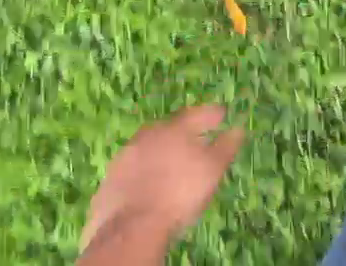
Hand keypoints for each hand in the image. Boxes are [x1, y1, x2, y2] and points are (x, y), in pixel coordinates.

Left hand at [79, 105, 244, 260]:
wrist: (130, 231)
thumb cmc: (179, 194)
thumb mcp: (212, 170)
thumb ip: (226, 147)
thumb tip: (237, 129)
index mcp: (174, 129)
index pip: (197, 114)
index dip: (211, 114)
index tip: (222, 114)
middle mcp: (146, 137)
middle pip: (167, 129)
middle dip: (181, 132)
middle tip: (194, 139)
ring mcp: (123, 160)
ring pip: (146, 150)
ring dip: (158, 153)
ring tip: (169, 166)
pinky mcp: (107, 185)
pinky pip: (130, 173)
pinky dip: (141, 175)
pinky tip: (147, 187)